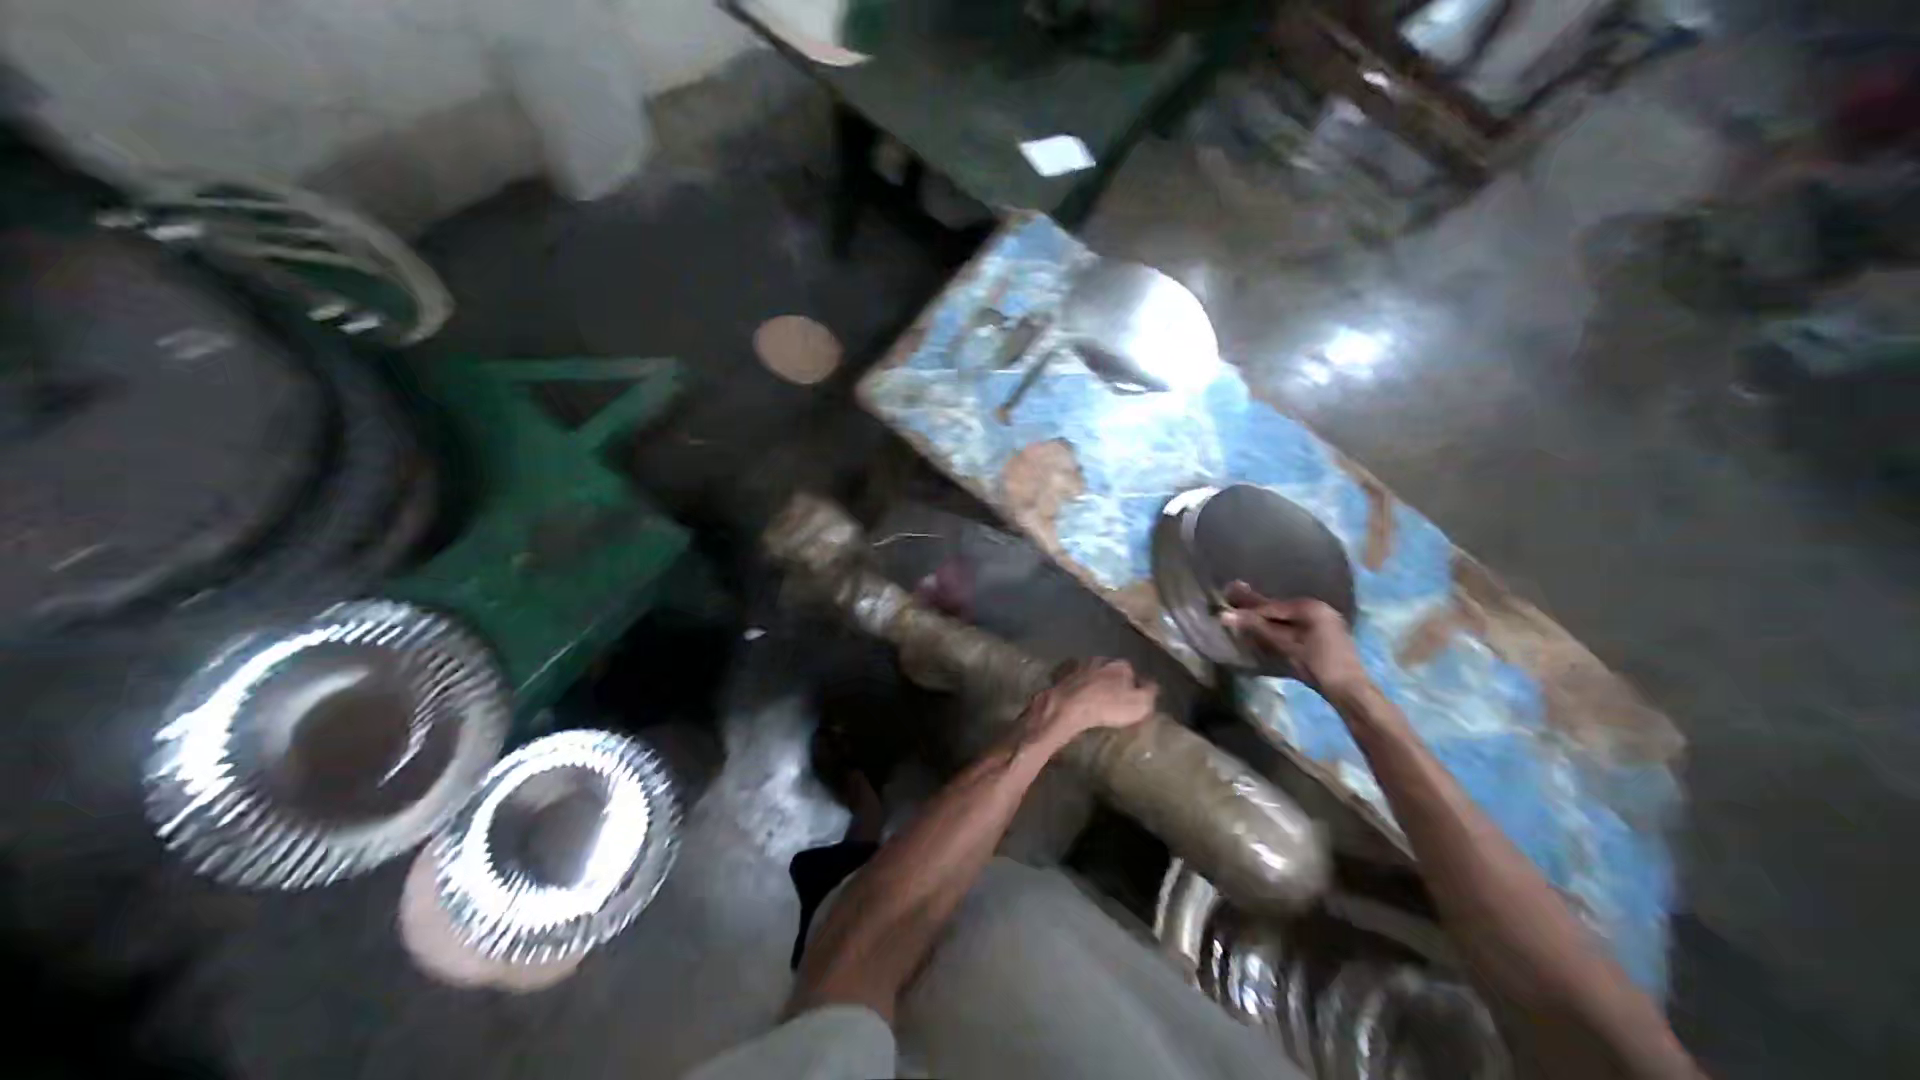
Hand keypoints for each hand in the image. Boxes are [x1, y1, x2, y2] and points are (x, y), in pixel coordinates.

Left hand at [1019, 659, 1156, 749]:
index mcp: (1122, 664)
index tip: (1130, 699)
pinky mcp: (1063, 674)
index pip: (1132, 673)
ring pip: (1093, 673)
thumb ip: (1150, 692)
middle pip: (1111, 671)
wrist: (1069, 706)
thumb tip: (1152, 684)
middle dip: (1113, 682)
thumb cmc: (1108, 706)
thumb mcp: (1140, 704)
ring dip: (1095, 683)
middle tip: (1112, 700)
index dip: (1133, 687)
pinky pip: (1076, 680)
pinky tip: (1078, 697)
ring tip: (1095, 700)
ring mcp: (1080, 665)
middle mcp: (1101, 659)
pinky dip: (1079, 686)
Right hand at [1220, 582, 1370, 699]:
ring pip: (1289, 618)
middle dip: (1258, 610)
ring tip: (1247, 618)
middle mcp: (1319, 608)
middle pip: (1281, 609)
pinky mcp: (1327, 635)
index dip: (1248, 608)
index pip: (1271, 606)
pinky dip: (1282, 628)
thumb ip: (1257, 628)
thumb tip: (1225, 615)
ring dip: (1269, 620)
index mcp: (1309, 607)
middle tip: (1234, 602)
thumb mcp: (1285, 645)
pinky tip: (1270, 631)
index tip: (1227, 605)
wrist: (1350, 690)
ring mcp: (1326, 621)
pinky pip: (1298, 626)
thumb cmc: (1316, 664)